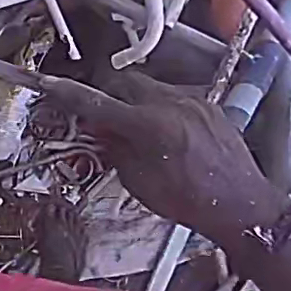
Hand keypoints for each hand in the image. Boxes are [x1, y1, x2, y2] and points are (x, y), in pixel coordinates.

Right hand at [47, 70, 286, 243]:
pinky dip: (158, 110)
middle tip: (99, 119)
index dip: (68, 94)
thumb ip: (115, 148)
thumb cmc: (189, 201)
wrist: (241, 206)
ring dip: (134, 103)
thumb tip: (100, 129)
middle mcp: (172, 105)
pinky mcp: (209, 106)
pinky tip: (161, 134)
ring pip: (149, 88)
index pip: (97, 103)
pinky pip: (173, 98)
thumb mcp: (137, 180)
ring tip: (134, 131)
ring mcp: (193, 102)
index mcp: (149, 126)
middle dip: (107, 96)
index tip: (50, 84)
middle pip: (124, 83)